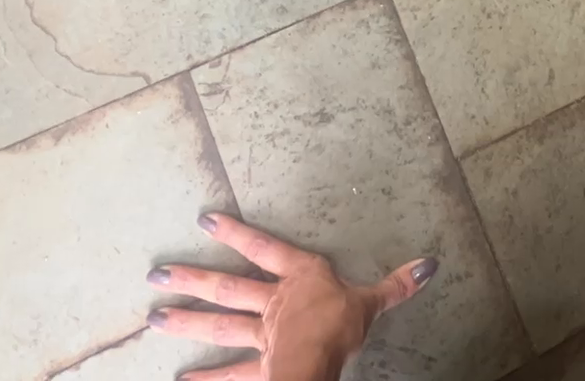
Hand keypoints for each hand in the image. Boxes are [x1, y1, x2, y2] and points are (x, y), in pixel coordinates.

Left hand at [145, 213, 436, 380]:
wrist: (318, 364)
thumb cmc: (340, 326)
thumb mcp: (371, 302)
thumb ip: (397, 284)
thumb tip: (430, 264)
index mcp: (300, 277)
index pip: (264, 248)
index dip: (235, 233)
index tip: (205, 219)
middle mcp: (274, 302)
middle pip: (228, 287)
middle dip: (193, 278)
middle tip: (157, 273)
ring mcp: (261, 336)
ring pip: (219, 324)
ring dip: (187, 320)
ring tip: (154, 316)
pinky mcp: (258, 368)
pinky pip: (230, 373)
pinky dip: (207, 376)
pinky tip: (181, 378)